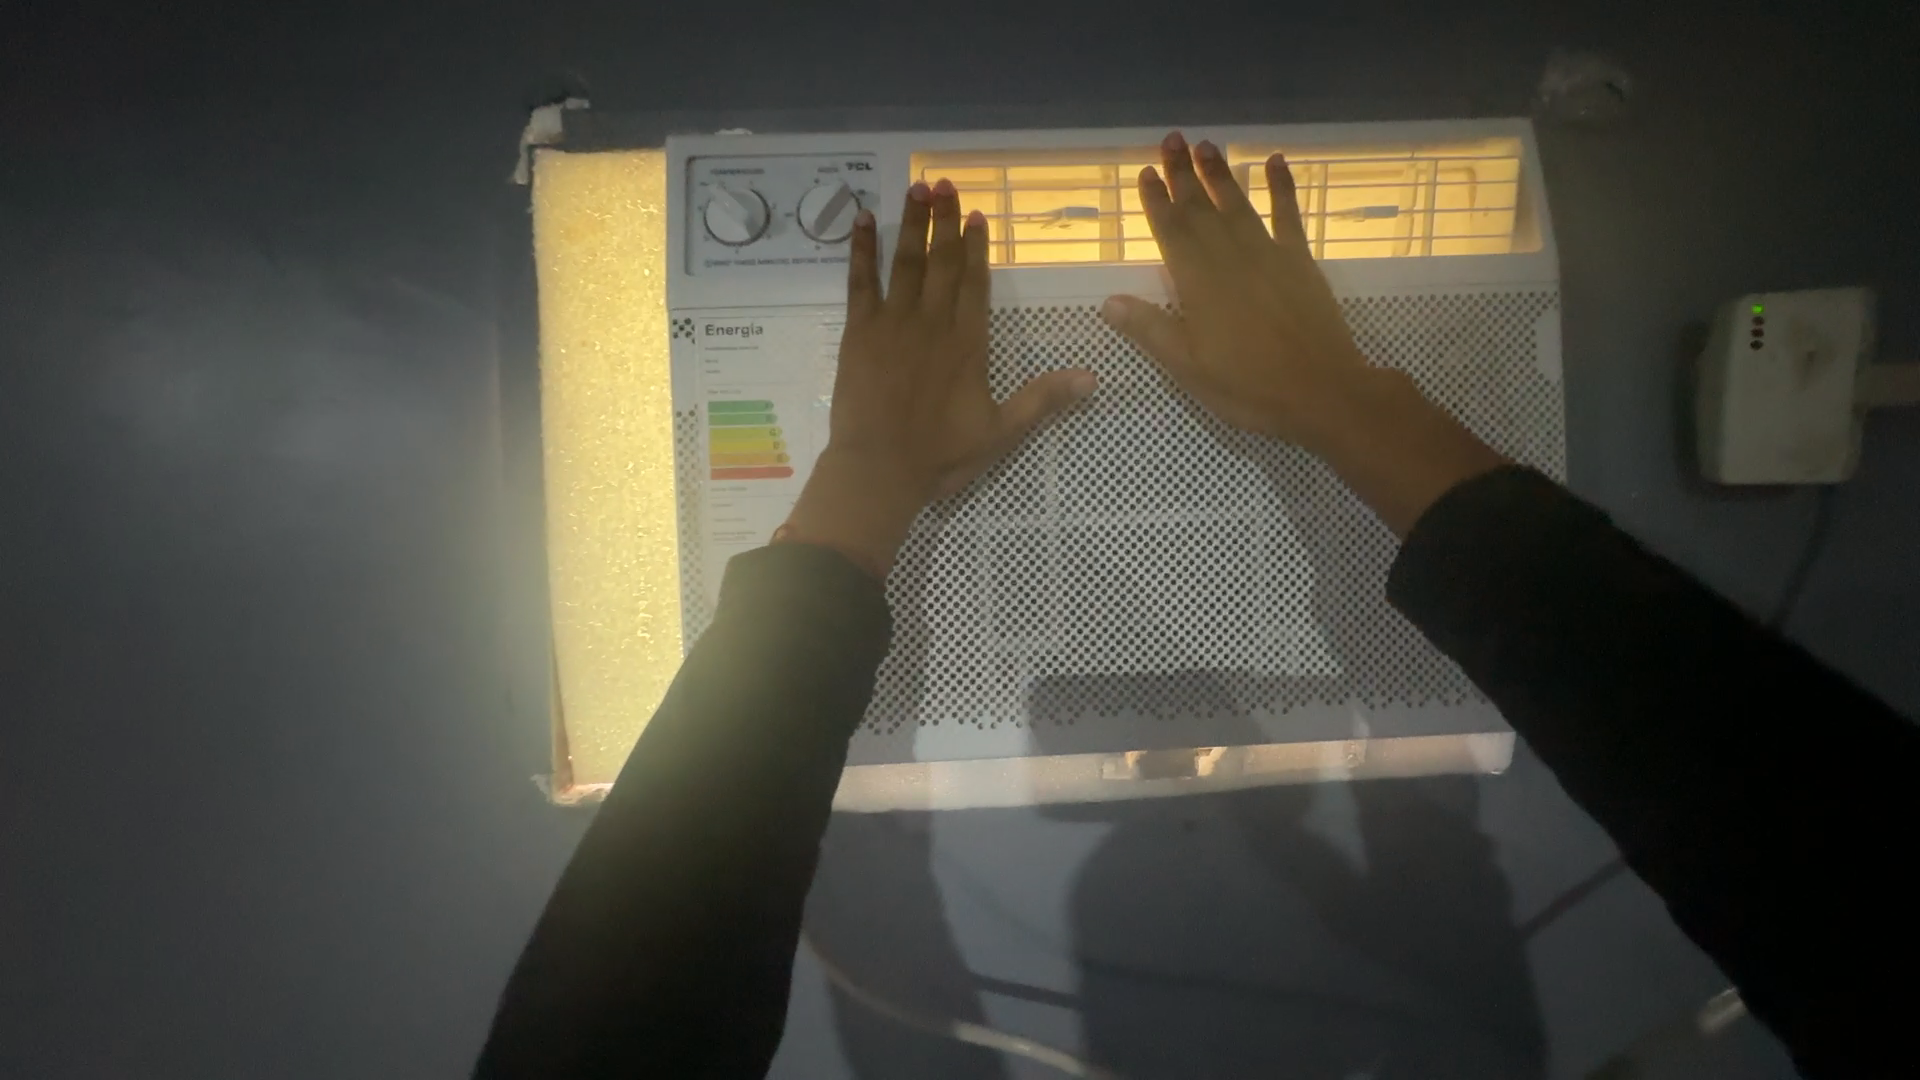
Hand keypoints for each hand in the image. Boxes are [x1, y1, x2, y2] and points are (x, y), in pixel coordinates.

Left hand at [785, 179, 1097, 574]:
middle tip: (945, 183)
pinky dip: (861, 250)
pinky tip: (862, 220)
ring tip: (917, 188)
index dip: (977, 247)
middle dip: (945, 221)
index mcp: (968, 343)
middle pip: (942, 262)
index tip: (977, 213)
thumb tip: (1093, 377)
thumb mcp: (1001, 432)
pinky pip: (860, 281)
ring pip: (905, 262)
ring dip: (912, 224)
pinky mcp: (859, 333)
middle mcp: (933, 322)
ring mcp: (893, 324)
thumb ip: (1043, 399)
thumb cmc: (941, 456)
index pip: (975, 283)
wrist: (880, 469)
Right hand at [1103, 132, 1505, 534]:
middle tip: (1170, 139)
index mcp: (1198, 284)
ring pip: (1238, 205)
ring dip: (1221, 174)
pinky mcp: (1299, 262)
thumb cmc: (1245, 386)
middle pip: (1201, 210)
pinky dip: (1281, 187)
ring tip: (1206, 144)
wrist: (1320, 391)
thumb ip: (1149, 329)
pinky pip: (1289, 215)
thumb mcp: (1186, 366)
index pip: (1171, 233)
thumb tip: (1109, 300)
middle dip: (1184, 175)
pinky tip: (1274, 162)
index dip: (1157, 202)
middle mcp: (1230, 258)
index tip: (1145, 172)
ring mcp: (1269, 256)